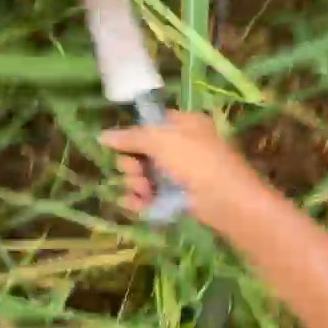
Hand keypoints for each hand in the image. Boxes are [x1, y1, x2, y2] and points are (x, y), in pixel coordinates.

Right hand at [100, 111, 271, 229]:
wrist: (225, 200)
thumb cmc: (195, 161)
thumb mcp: (160, 141)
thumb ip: (130, 137)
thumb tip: (102, 135)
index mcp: (182, 125)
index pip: (150, 124)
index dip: (133, 135)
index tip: (121, 146)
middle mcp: (179, 147)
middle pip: (140, 152)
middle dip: (132, 165)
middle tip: (137, 172)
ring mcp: (177, 174)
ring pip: (142, 176)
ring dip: (136, 184)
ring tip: (145, 191)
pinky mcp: (175, 198)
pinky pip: (148, 196)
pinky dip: (140, 200)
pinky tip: (137, 204)